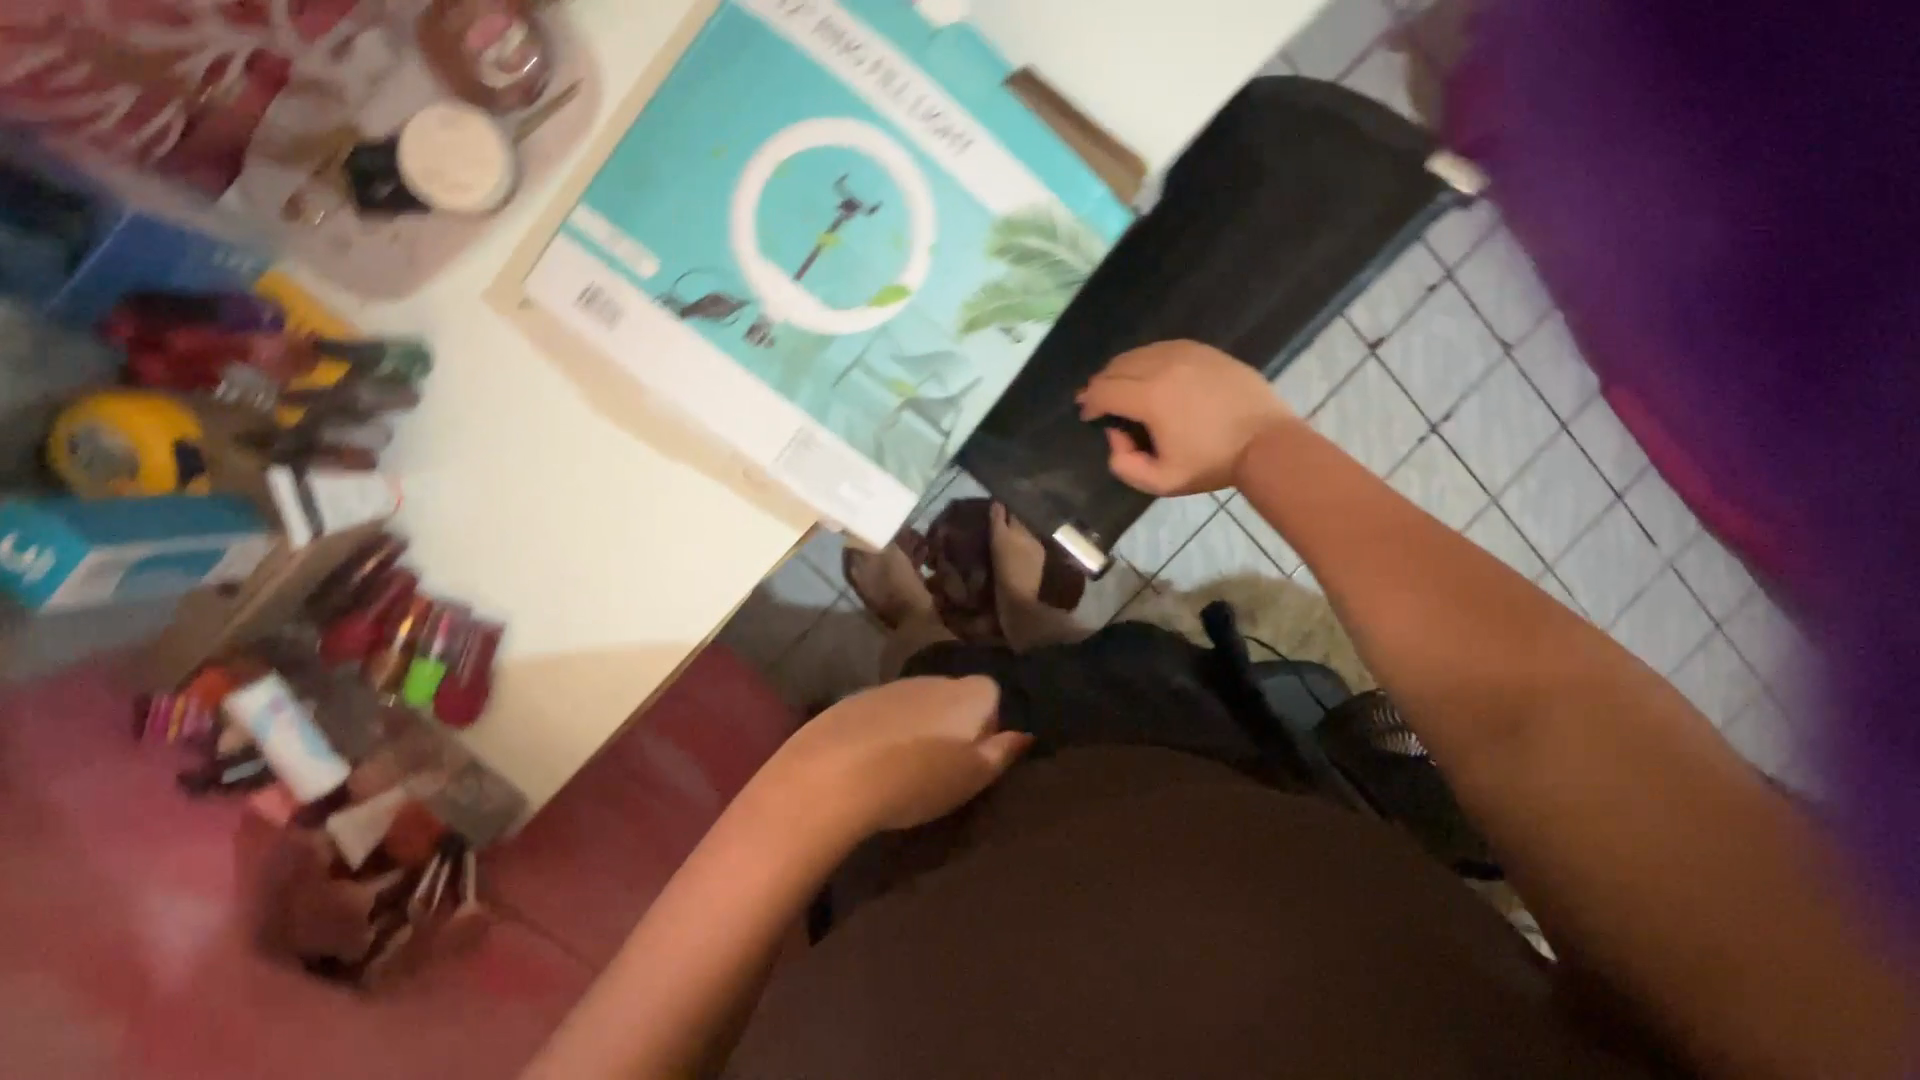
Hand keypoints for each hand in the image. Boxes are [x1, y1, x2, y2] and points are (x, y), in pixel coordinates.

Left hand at [756, 676, 1031, 838]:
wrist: (835, 775)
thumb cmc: (919, 779)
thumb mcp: (973, 777)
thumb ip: (1002, 751)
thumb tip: (1024, 734)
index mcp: (969, 693)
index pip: (992, 694)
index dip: (987, 725)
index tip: (973, 759)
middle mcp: (933, 679)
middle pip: (953, 696)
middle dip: (950, 724)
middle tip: (939, 768)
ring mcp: (890, 686)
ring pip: (915, 704)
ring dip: (915, 728)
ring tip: (902, 769)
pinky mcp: (853, 699)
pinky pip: (881, 713)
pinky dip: (882, 731)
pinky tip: (869, 763)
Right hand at [1076, 340, 1296, 495]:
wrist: (1266, 443)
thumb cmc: (1212, 464)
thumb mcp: (1162, 482)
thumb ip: (1125, 465)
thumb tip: (1115, 437)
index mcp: (1150, 396)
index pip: (1104, 391)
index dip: (1089, 403)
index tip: (1087, 415)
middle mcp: (1163, 365)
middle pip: (1117, 367)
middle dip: (1101, 384)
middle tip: (1098, 401)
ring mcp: (1186, 353)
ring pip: (1139, 353)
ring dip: (1123, 370)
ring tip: (1121, 387)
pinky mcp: (1205, 351)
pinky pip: (1164, 348)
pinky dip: (1148, 359)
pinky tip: (1151, 375)